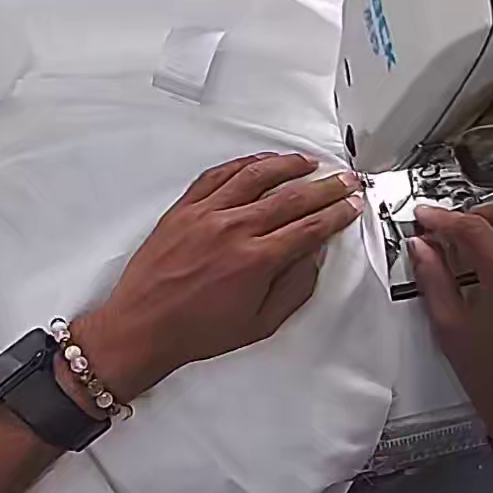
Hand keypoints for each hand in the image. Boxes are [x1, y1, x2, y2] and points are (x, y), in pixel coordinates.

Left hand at [69, 153, 363, 401]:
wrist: (143, 327)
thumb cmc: (195, 330)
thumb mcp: (259, 324)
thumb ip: (293, 289)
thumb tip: (312, 259)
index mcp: (256, 261)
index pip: (310, 226)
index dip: (336, 213)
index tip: (349, 206)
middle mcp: (233, 230)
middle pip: (292, 197)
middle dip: (325, 186)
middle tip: (343, 180)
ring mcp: (206, 215)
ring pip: (256, 176)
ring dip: (288, 165)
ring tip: (307, 162)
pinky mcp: (184, 209)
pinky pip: (218, 175)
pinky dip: (243, 164)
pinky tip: (258, 162)